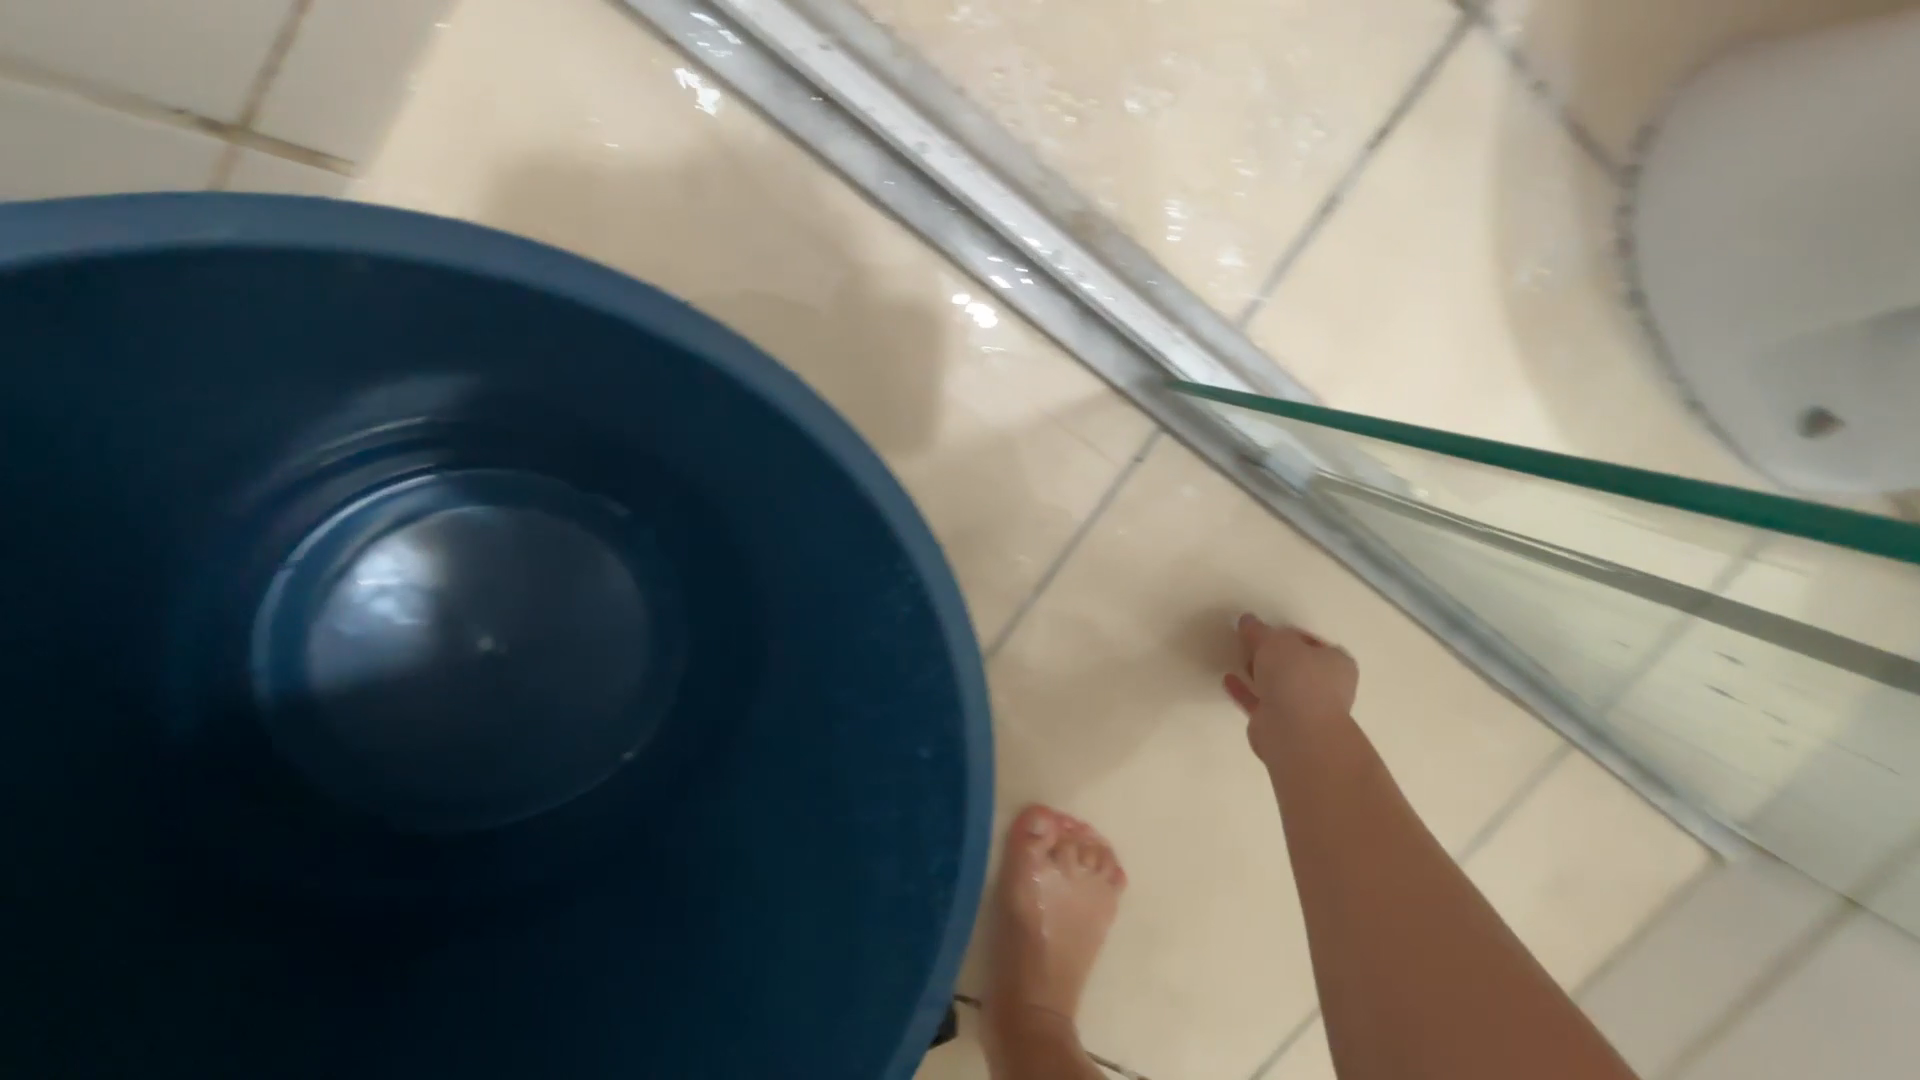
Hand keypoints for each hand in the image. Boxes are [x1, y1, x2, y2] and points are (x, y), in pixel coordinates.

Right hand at [1225, 614, 1358, 762]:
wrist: (1295, 731)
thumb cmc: (1296, 678)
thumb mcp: (1275, 642)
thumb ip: (1259, 630)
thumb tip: (1247, 621)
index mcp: (1336, 662)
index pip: (1310, 642)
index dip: (1286, 633)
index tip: (1264, 630)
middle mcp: (1324, 686)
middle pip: (1293, 664)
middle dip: (1271, 654)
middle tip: (1248, 642)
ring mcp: (1303, 708)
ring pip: (1277, 685)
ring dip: (1258, 673)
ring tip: (1236, 658)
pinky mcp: (1280, 724)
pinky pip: (1260, 701)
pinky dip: (1245, 690)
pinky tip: (1228, 680)